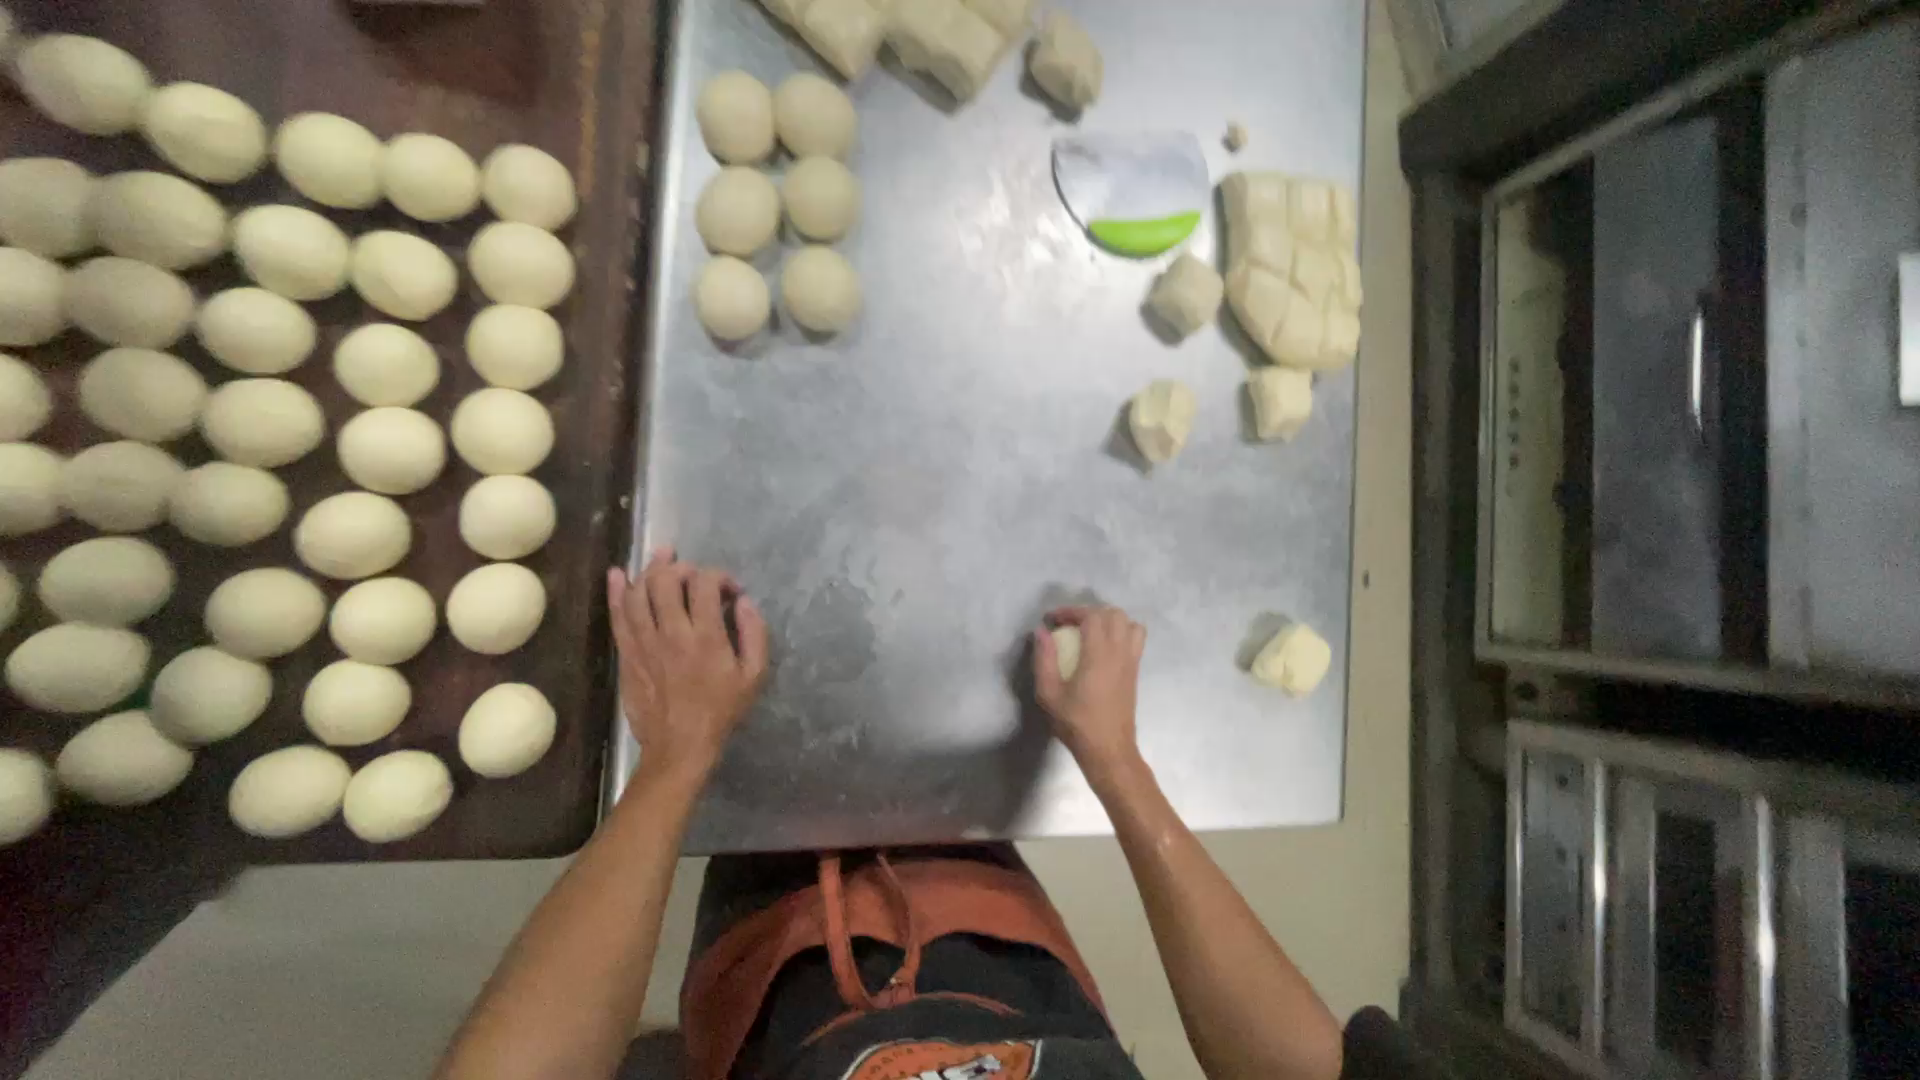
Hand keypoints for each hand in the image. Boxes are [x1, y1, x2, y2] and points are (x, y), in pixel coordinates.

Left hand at [606, 548, 769, 786]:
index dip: (719, 576)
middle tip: (694, 576)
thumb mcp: (755, 675)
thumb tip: (744, 601)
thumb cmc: (722, 711)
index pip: (705, 584)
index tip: (729, 591)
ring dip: (651, 571)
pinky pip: (618, 615)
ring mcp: (644, 642)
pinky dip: (617, 591)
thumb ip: (755, 633)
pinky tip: (619, 574)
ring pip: (640, 592)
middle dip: (682, 568)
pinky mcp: (627, 654)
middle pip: (666, 580)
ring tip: (662, 561)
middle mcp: (672, 632)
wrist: (680, 746)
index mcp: (707, 637)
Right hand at [1034, 605, 1146, 776]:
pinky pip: (1135, 639)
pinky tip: (1102, 648)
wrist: (1109, 749)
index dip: (1070, 611)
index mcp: (1099, 655)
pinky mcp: (1135, 671)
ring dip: (1109, 620)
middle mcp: (1120, 652)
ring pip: (1129, 623)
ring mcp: (1131, 661)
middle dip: (1089, 612)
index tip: (1051, 620)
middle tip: (1069, 625)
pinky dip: (1120, 632)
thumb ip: (1044, 659)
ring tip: (1089, 632)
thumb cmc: (1076, 723)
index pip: (1091, 616)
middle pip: (1113, 614)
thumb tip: (1041, 632)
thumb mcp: (1049, 693)